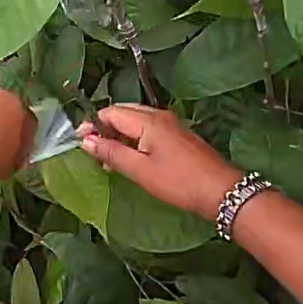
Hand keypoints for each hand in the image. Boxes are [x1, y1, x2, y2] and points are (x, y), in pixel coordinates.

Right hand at [80, 105, 242, 219]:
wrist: (221, 191)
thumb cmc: (178, 182)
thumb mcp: (140, 170)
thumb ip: (112, 153)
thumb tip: (86, 141)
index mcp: (148, 120)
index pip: (111, 112)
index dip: (93, 124)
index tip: (80, 142)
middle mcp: (159, 115)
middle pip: (123, 112)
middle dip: (105, 128)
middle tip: (93, 150)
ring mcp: (171, 124)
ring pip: (136, 121)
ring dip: (119, 135)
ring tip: (108, 158)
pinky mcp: (178, 135)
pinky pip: (148, 129)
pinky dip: (134, 139)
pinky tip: (130, 157)